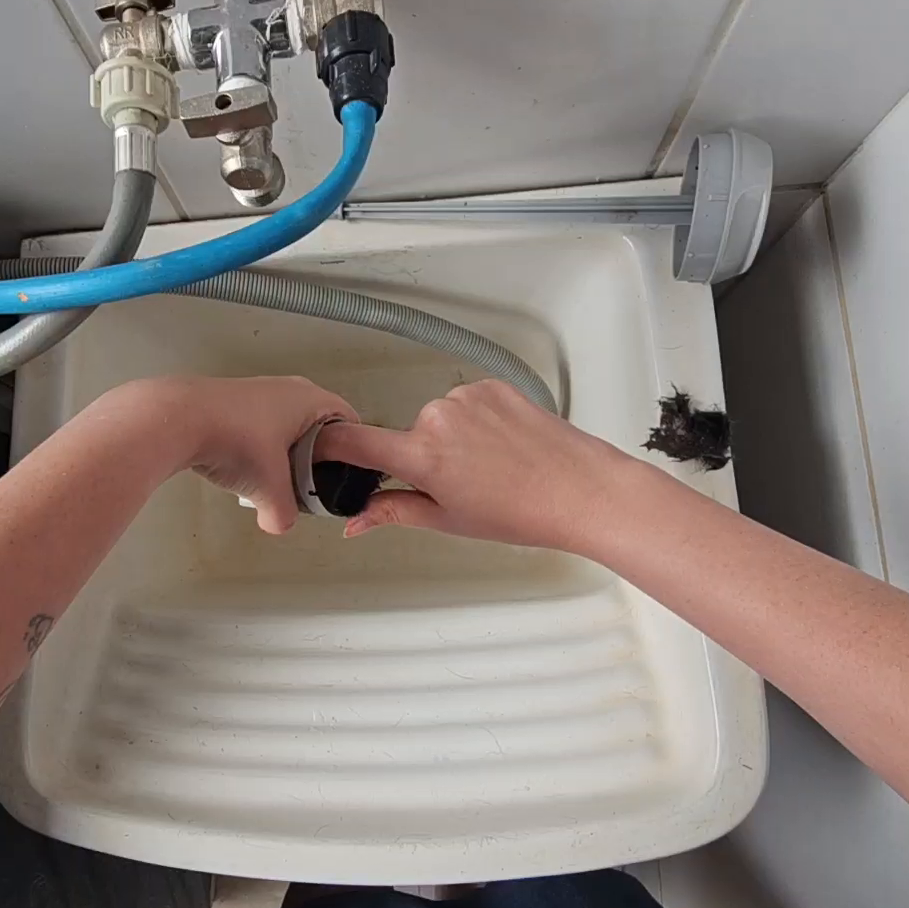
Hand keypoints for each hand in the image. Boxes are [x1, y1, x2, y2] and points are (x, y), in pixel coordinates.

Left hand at [111, 375, 355, 534]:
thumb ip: (283, 514)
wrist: (175, 419)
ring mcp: (258, 390)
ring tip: (270, 480)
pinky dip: (255, 447)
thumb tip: (277, 525)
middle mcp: (289, 388)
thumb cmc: (236, 443)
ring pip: (285, 428)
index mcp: (311, 399)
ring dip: (282, 454)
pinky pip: (258, 426)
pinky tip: (240, 467)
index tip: (343, 478)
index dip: (352, 452)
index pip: (350, 421)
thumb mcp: (269, 491)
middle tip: (307, 486)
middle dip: (315, 458)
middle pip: (317, 427)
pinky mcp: (231, 399)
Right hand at [313, 379, 640, 552]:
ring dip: (451, 437)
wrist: (582, 490)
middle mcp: (438, 416)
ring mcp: (467, 396)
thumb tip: (353, 523)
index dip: (331, 447)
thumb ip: (394, 512)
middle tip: (459, 482)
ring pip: (438, 418)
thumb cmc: (519, 513)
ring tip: (490, 463)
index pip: (352, 441)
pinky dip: (476, 420)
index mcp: (422, 455)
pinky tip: (503, 443)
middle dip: (421, 455)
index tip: (326, 454)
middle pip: (406, 433)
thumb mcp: (448, 519)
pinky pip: (467, 402)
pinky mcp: (493, 385)